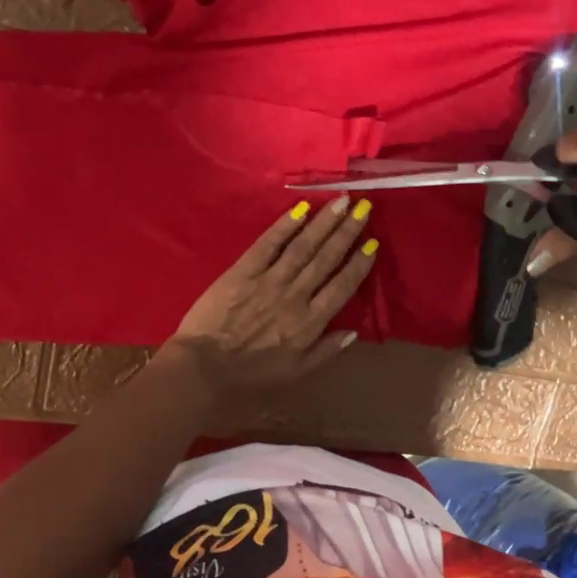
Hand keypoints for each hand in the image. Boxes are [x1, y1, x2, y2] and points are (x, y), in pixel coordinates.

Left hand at [162, 196, 378, 396]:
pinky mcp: (242, 271)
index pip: (342, 287)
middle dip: (347, 232)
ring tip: (342, 201)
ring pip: (303, 246)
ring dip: (324, 222)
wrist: (204, 368)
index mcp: (310, 323)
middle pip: (326, 259)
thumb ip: (325, 352)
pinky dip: (285, 225)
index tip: (372, 244)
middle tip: (364, 208)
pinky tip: (301, 209)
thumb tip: (353, 332)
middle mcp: (295, 296)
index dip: (358, 264)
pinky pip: (268, 244)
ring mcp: (268, 280)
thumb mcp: (294, 374)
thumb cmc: (249, 376)